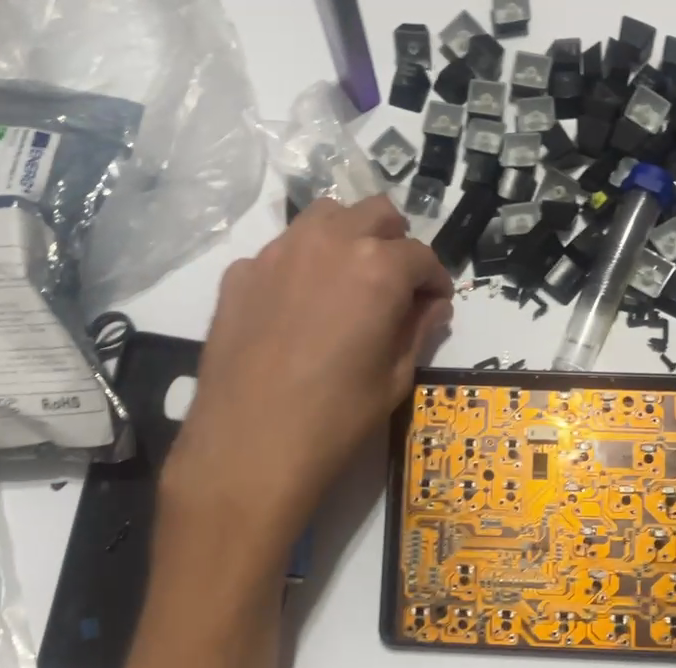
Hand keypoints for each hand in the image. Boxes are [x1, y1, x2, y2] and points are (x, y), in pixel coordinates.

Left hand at [165, 196, 452, 546]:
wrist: (249, 446)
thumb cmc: (335, 421)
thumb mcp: (393, 380)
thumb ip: (417, 331)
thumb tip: (432, 305)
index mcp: (377, 268)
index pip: (421, 255)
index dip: (435, 281)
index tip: (435, 304)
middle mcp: (329, 243)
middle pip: (375, 214)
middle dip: (395, 244)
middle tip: (396, 286)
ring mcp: (278, 252)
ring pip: (325, 218)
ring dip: (348, 239)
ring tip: (348, 283)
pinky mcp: (241, 273)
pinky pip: (282, 251)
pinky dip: (302, 266)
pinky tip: (299, 310)